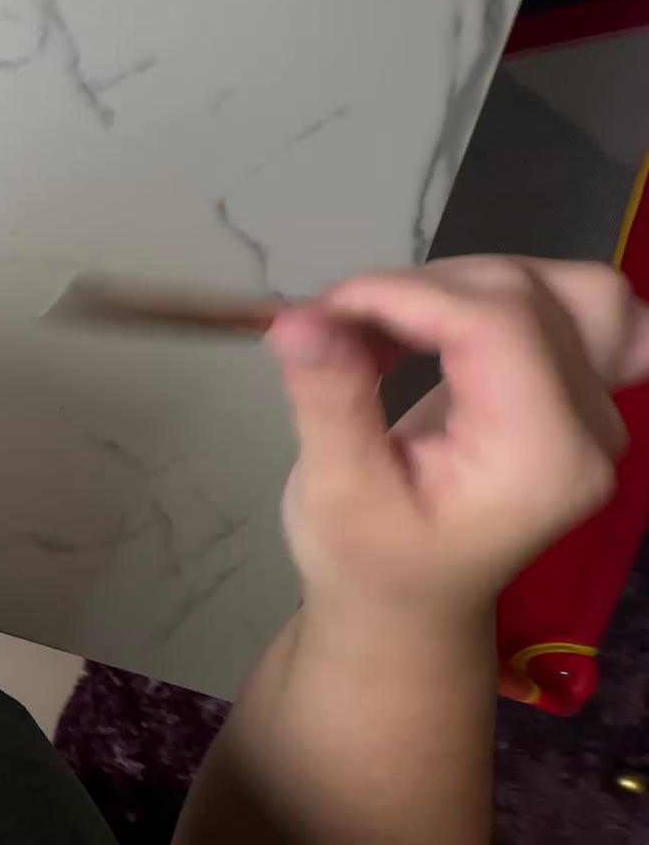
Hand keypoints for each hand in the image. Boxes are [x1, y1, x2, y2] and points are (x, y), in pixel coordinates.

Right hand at [266, 256, 648, 633]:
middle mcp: (585, 423)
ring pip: (567, 290)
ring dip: (460, 284)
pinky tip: (415, 332)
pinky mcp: (557, 394)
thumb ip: (328, 400)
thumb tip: (298, 319)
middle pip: (538, 293)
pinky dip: (484, 300)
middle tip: (337, 325)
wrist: (402, 599)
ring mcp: (584, 407)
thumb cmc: (365, 556)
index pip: (497, 324)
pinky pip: (560, 314)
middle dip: (421, 287)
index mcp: (540, 454)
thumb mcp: (334, 489)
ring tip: (380, 323)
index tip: (315, 311)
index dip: (401, 294)